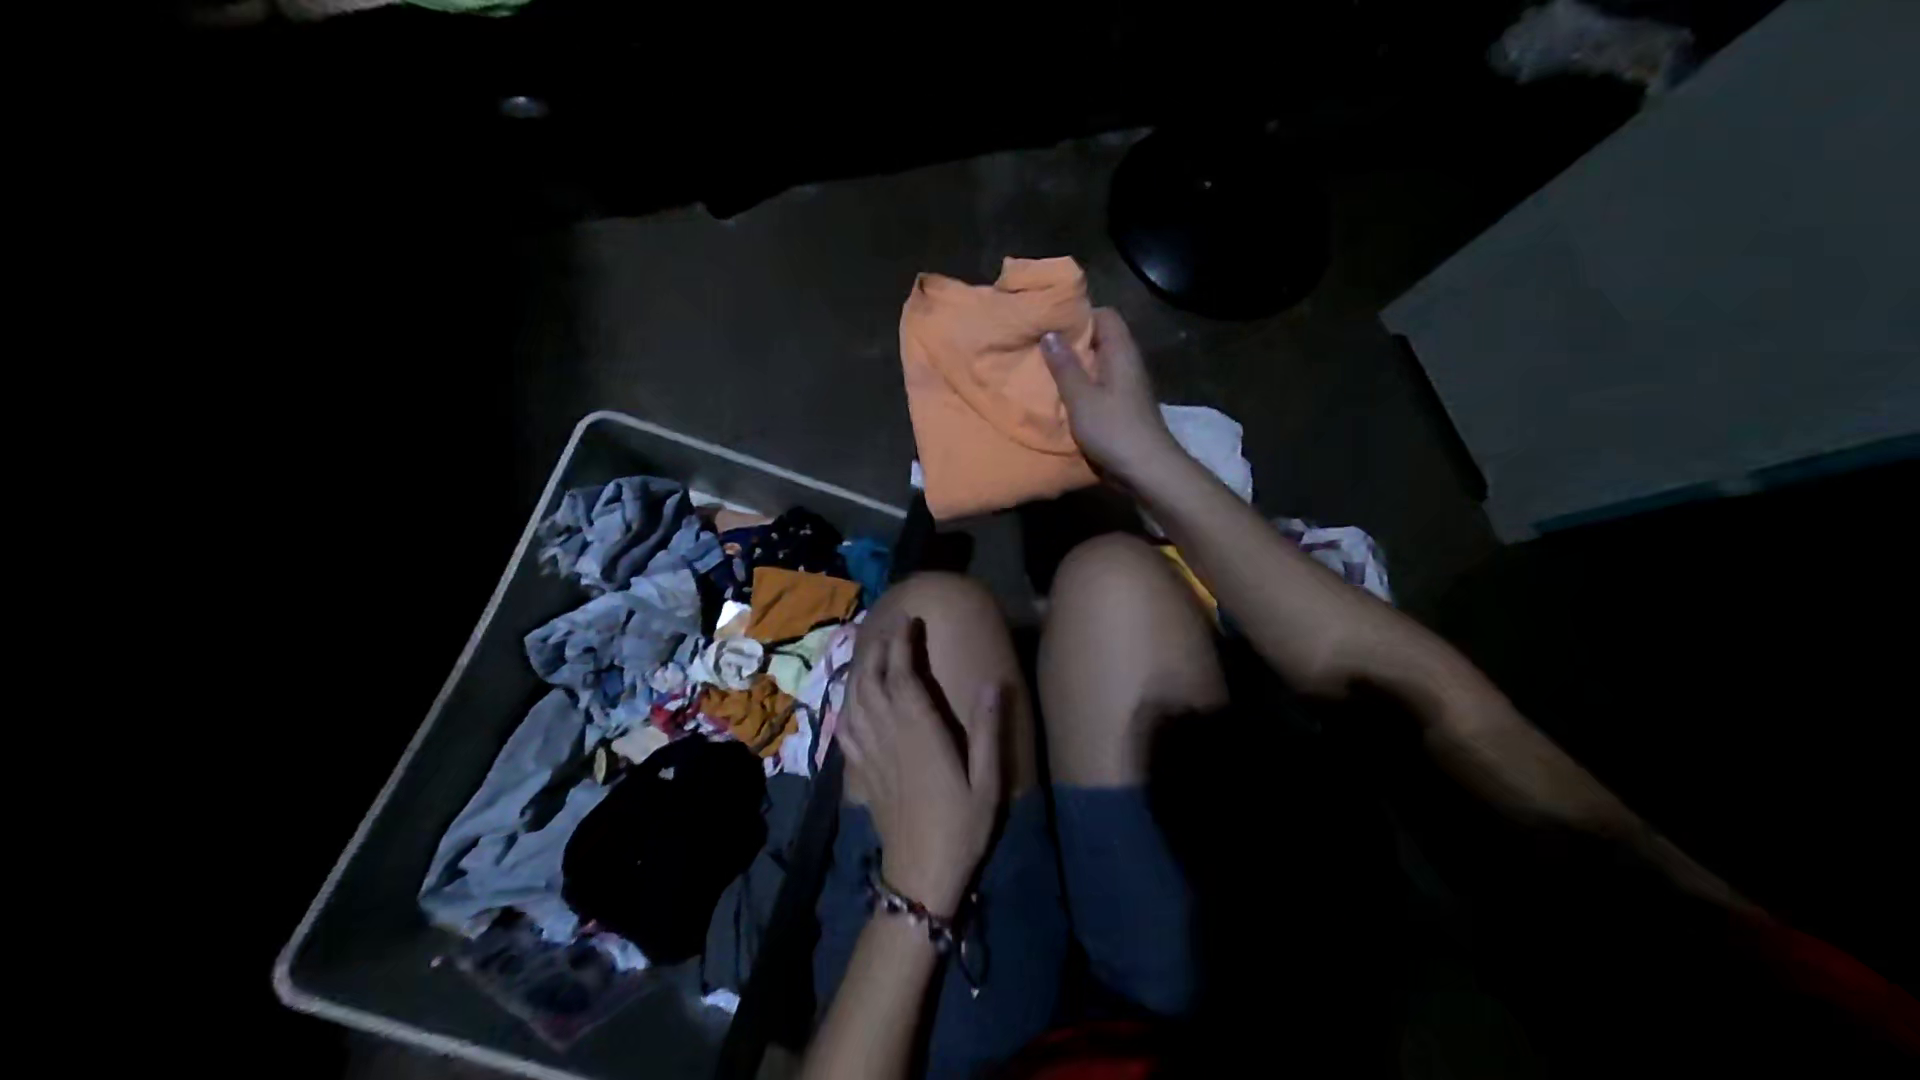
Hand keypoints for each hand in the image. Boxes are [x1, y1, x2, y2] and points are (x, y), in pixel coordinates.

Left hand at [838, 618, 1004, 915]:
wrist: (920, 874)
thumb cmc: (961, 825)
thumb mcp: (988, 781)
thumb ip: (988, 730)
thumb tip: (994, 682)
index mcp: (919, 732)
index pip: (903, 675)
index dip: (903, 644)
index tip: (910, 621)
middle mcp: (889, 735)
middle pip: (874, 680)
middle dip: (880, 648)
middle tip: (891, 627)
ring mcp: (870, 753)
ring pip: (855, 700)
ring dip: (860, 670)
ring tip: (871, 652)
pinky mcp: (861, 771)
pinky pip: (845, 729)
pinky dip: (846, 705)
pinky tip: (851, 700)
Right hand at [1041, 308, 1180, 481]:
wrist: (1147, 469)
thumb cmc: (1114, 429)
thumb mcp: (1081, 397)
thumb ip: (1064, 366)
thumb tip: (1050, 333)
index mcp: (1121, 352)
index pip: (1104, 315)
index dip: (1079, 315)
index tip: (1050, 323)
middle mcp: (1127, 363)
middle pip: (1100, 340)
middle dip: (1072, 342)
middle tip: (1040, 347)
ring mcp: (1127, 386)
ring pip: (1098, 365)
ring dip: (1075, 368)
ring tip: (1045, 370)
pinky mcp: (1123, 407)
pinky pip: (1099, 387)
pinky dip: (1081, 388)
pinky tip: (1062, 397)